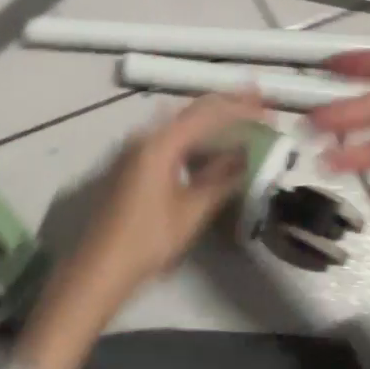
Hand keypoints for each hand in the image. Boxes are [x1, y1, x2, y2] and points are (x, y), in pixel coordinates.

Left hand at [15, 93, 256, 368]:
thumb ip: (221, 177)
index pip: (206, 113)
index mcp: (159, 143)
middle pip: (191, 112)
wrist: (101, 264)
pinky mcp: (132, 164)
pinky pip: (169, 139)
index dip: (239, 106)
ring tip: (243, 123)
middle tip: (259, 106)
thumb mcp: (191, 210)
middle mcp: (144, 137)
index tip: (268, 104)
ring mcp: (134, 149)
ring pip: (179, 125)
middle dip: (226, 107)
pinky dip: (194, 138)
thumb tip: (249, 152)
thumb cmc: (147, 239)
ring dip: (210, 122)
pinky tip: (211, 148)